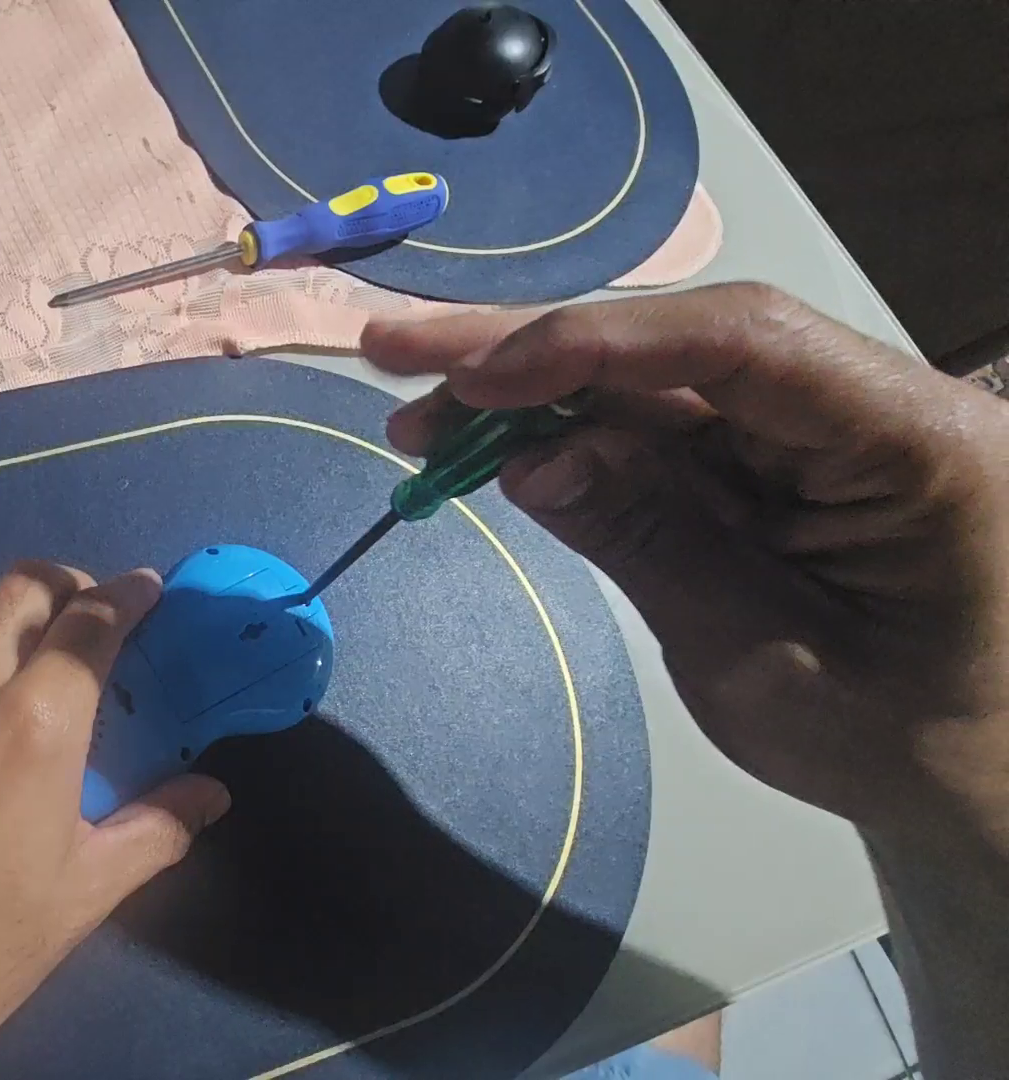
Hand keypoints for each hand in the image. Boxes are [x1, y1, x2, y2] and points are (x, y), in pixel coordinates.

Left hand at [0, 548, 229, 1079]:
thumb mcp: (80, 897)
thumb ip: (156, 830)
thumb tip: (216, 794)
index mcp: (35, 727)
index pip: (92, 625)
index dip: (127, 595)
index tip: (144, 587)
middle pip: (24, 589)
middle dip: (66, 583)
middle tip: (82, 606)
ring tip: (13, 608)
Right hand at [365, 284, 1008, 868]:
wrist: (981, 778)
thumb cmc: (913, 742)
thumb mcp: (762, 660)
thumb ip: (649, 543)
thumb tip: (527, 465)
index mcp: (908, 439)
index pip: (735, 344)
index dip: (587, 346)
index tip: (472, 384)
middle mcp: (841, 405)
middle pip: (658, 340)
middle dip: (516, 345)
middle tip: (392, 348)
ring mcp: (778, 431)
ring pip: (621, 379)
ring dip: (508, 394)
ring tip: (412, 420)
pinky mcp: (729, 461)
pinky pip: (620, 431)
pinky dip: (538, 438)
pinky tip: (470, 449)